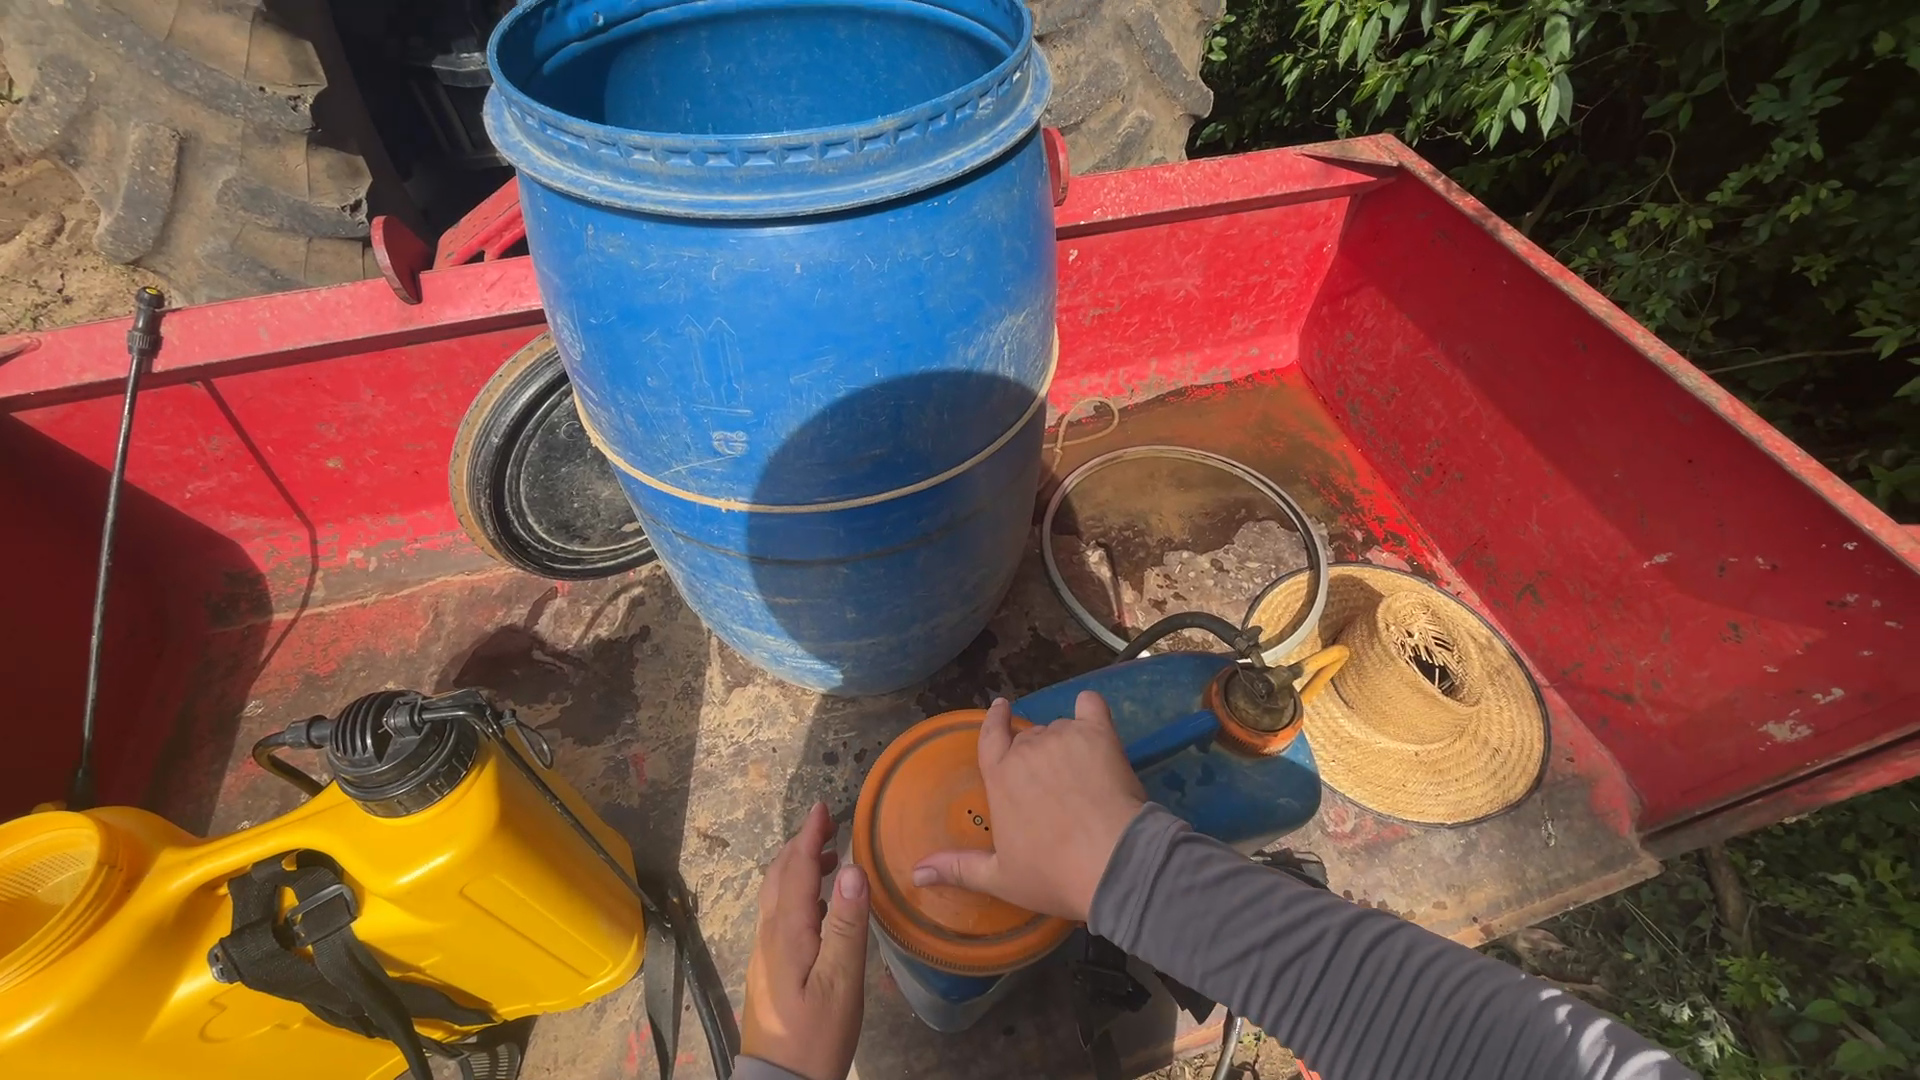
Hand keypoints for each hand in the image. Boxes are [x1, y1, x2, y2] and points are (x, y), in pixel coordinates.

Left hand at [741, 802, 868, 1079]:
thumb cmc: (816, 1034)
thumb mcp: (841, 982)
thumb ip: (847, 924)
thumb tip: (852, 868)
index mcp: (787, 931)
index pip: (796, 868)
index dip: (810, 835)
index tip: (822, 806)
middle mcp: (769, 934)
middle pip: (779, 875)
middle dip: (801, 844)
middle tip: (828, 824)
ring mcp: (765, 952)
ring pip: (776, 894)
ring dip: (798, 866)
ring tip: (828, 857)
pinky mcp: (768, 969)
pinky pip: (779, 912)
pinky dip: (797, 890)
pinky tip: (818, 903)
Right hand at [912, 692, 1146, 921]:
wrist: (1113, 863)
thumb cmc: (1053, 873)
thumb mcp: (1001, 877)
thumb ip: (958, 868)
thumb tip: (916, 872)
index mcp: (1000, 776)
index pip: (990, 735)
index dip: (994, 720)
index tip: (999, 707)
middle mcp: (1027, 748)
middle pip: (1028, 737)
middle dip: (1036, 753)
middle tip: (1052, 781)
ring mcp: (1063, 736)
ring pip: (1059, 728)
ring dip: (1064, 743)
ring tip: (1080, 775)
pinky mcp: (1098, 733)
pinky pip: (1090, 706)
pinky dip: (1089, 709)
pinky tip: (1091, 715)